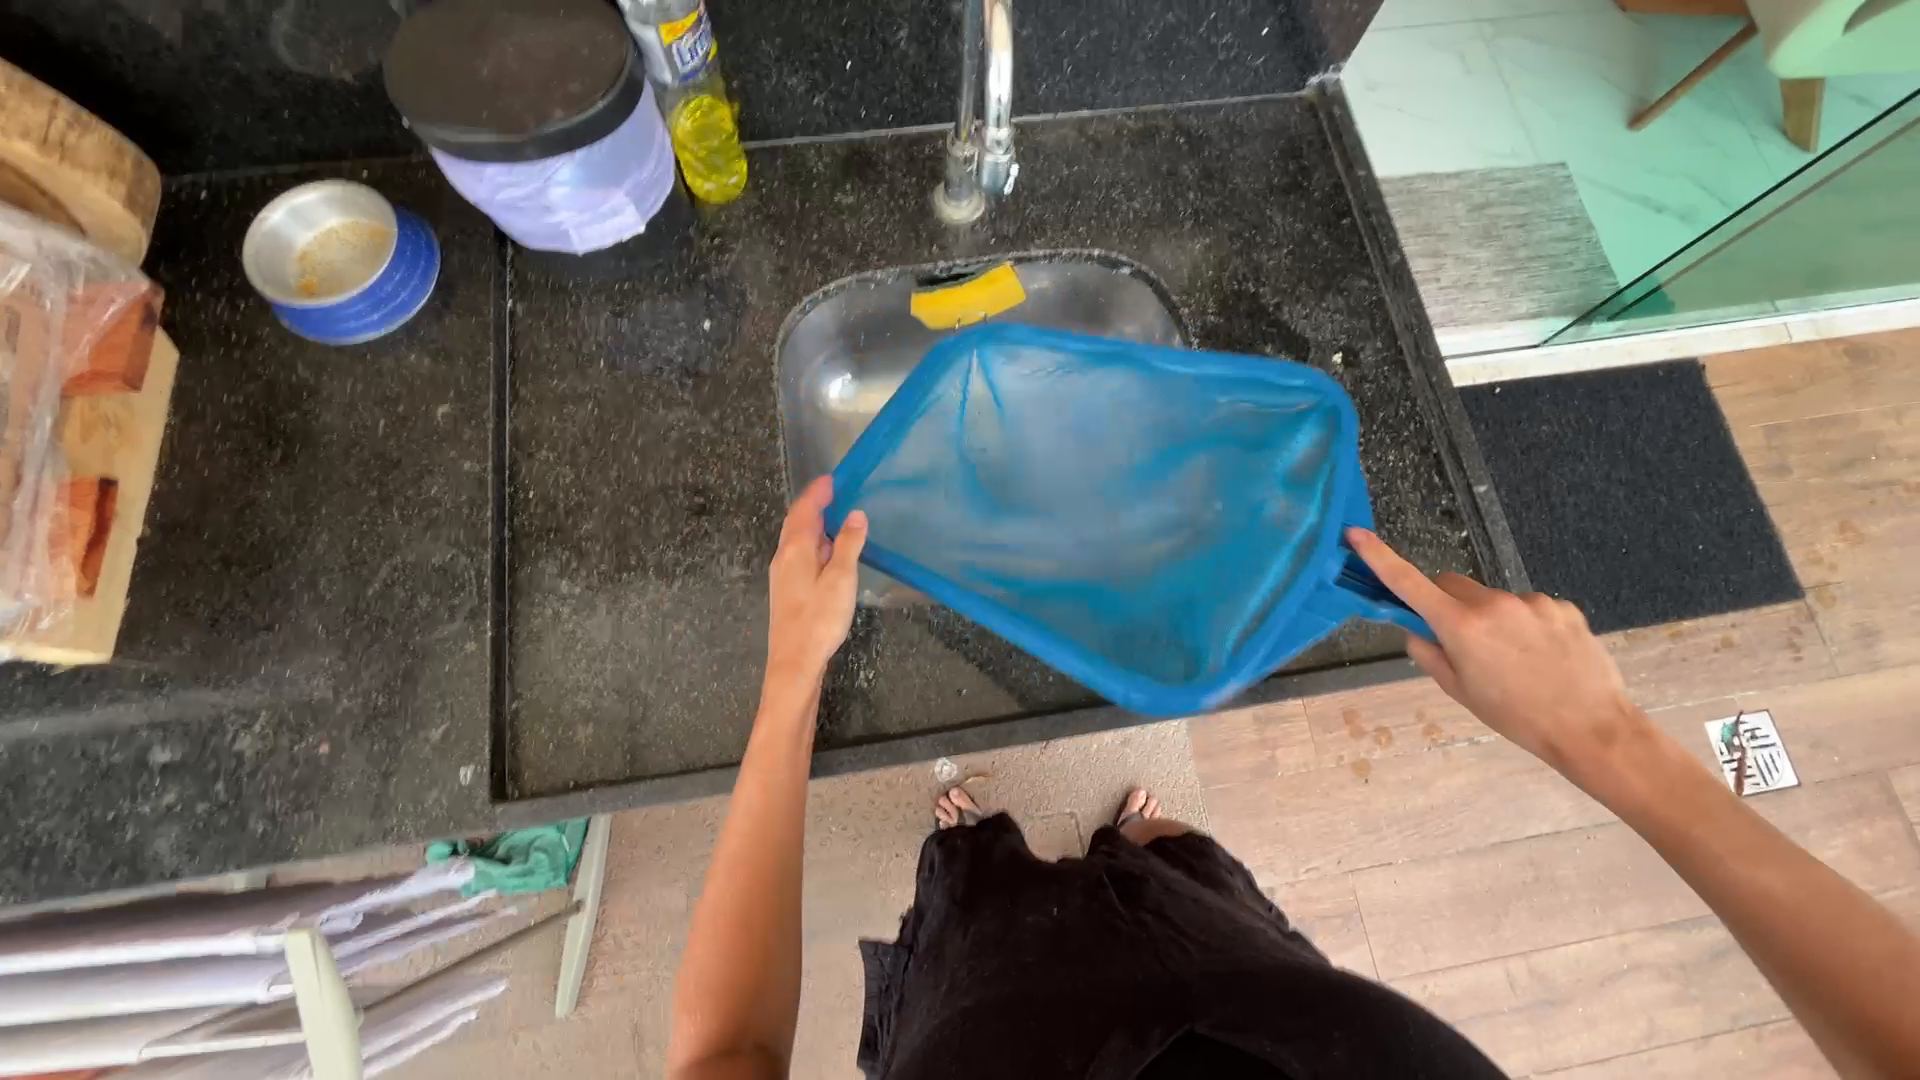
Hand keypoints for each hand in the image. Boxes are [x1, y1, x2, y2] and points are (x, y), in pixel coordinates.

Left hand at [765, 477, 867, 688]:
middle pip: (796, 523)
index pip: (805, 510)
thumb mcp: (841, 578)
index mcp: (795, 549)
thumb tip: (856, 515)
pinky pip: (799, 555)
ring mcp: (783, 575)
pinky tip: (828, 553)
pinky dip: (813, 544)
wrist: (795, 661)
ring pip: (797, 540)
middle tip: (833, 492)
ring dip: (814, 525)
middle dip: (814, 505)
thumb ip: (849, 544)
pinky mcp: (787, 591)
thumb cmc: (819, 619)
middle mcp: (784, 557)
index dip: (818, 493)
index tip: (832, 479)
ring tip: (834, 517)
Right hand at [1347, 527, 1649, 781]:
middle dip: (1445, 602)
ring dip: (1489, 617)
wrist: (1592, 729)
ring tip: (1513, 657)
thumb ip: (1428, 653)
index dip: (1378, 556)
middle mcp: (1493, 603)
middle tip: (1460, 639)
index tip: (1357, 534)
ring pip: (1491, 598)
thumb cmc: (1514, 716)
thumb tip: (1417, 629)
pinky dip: (1523, 623)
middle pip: (1451, 584)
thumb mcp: (1457, 690)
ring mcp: (1532, 602)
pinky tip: (1540, 654)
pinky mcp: (1563, 606)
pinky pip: (1527, 607)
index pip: (1408, 582)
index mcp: (1460, 625)